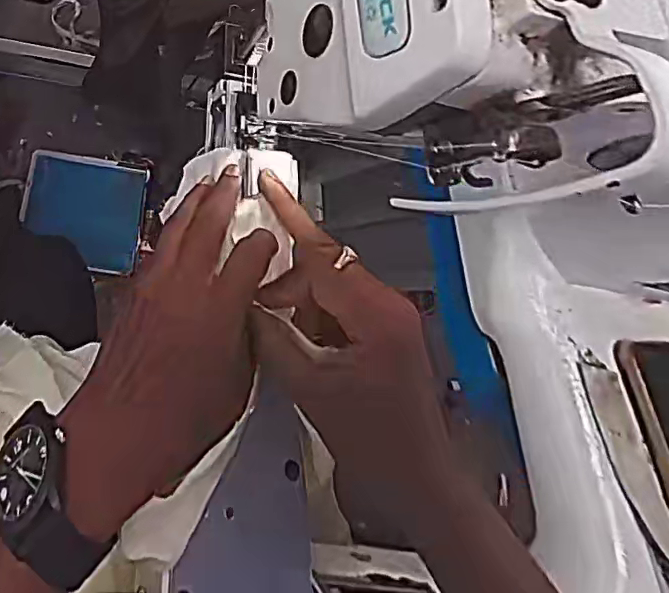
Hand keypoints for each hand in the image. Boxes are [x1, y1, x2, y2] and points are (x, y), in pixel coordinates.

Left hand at [57, 170, 277, 540]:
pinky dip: (169, 227)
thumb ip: (248, 339)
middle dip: (222, 195)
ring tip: (203, 186)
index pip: (251, 254)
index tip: (271, 240)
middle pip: (208, 224)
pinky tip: (173, 223)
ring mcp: (155, 285)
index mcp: (220, 308)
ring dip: (192, 202)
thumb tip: (250, 317)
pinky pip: (156, 245)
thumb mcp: (236, 385)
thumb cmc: (175, 420)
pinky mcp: (134, 292)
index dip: (266, 242)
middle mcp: (186, 287)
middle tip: (230, 177)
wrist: (117, 431)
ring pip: (176, 227)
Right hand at [247, 171, 461, 538]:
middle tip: (260, 311)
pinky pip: (339, 310)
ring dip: (301, 310)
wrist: (419, 482)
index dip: (290, 215)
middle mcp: (387, 306)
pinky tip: (308, 355)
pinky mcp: (384, 332)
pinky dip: (316, 323)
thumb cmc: (381, 445)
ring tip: (291, 349)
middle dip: (287, 289)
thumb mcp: (312, 389)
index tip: (270, 186)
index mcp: (375, 312)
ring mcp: (388, 318)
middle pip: (322, 270)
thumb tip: (250, 308)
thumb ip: (275, 339)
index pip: (323, 252)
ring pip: (329, 290)